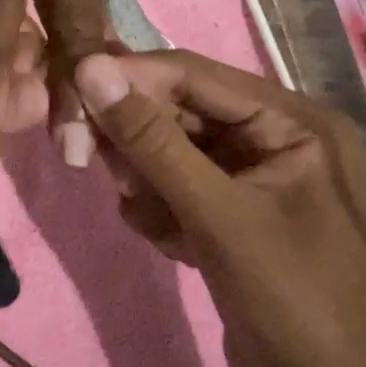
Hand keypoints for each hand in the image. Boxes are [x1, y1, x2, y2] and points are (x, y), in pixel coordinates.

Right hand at [75, 52, 365, 366]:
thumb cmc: (292, 299)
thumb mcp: (217, 215)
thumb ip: (151, 139)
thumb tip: (88, 67)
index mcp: (296, 123)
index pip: (192, 73)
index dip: (129, 76)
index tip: (69, 89)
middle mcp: (278, 136)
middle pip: (176, 108)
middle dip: (134, 138)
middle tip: (84, 154)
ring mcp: (257, 174)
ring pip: (168, 145)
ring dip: (144, 177)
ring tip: (147, 215)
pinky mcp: (235, 209)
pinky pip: (175, 180)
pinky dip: (159, 205)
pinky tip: (169, 241)